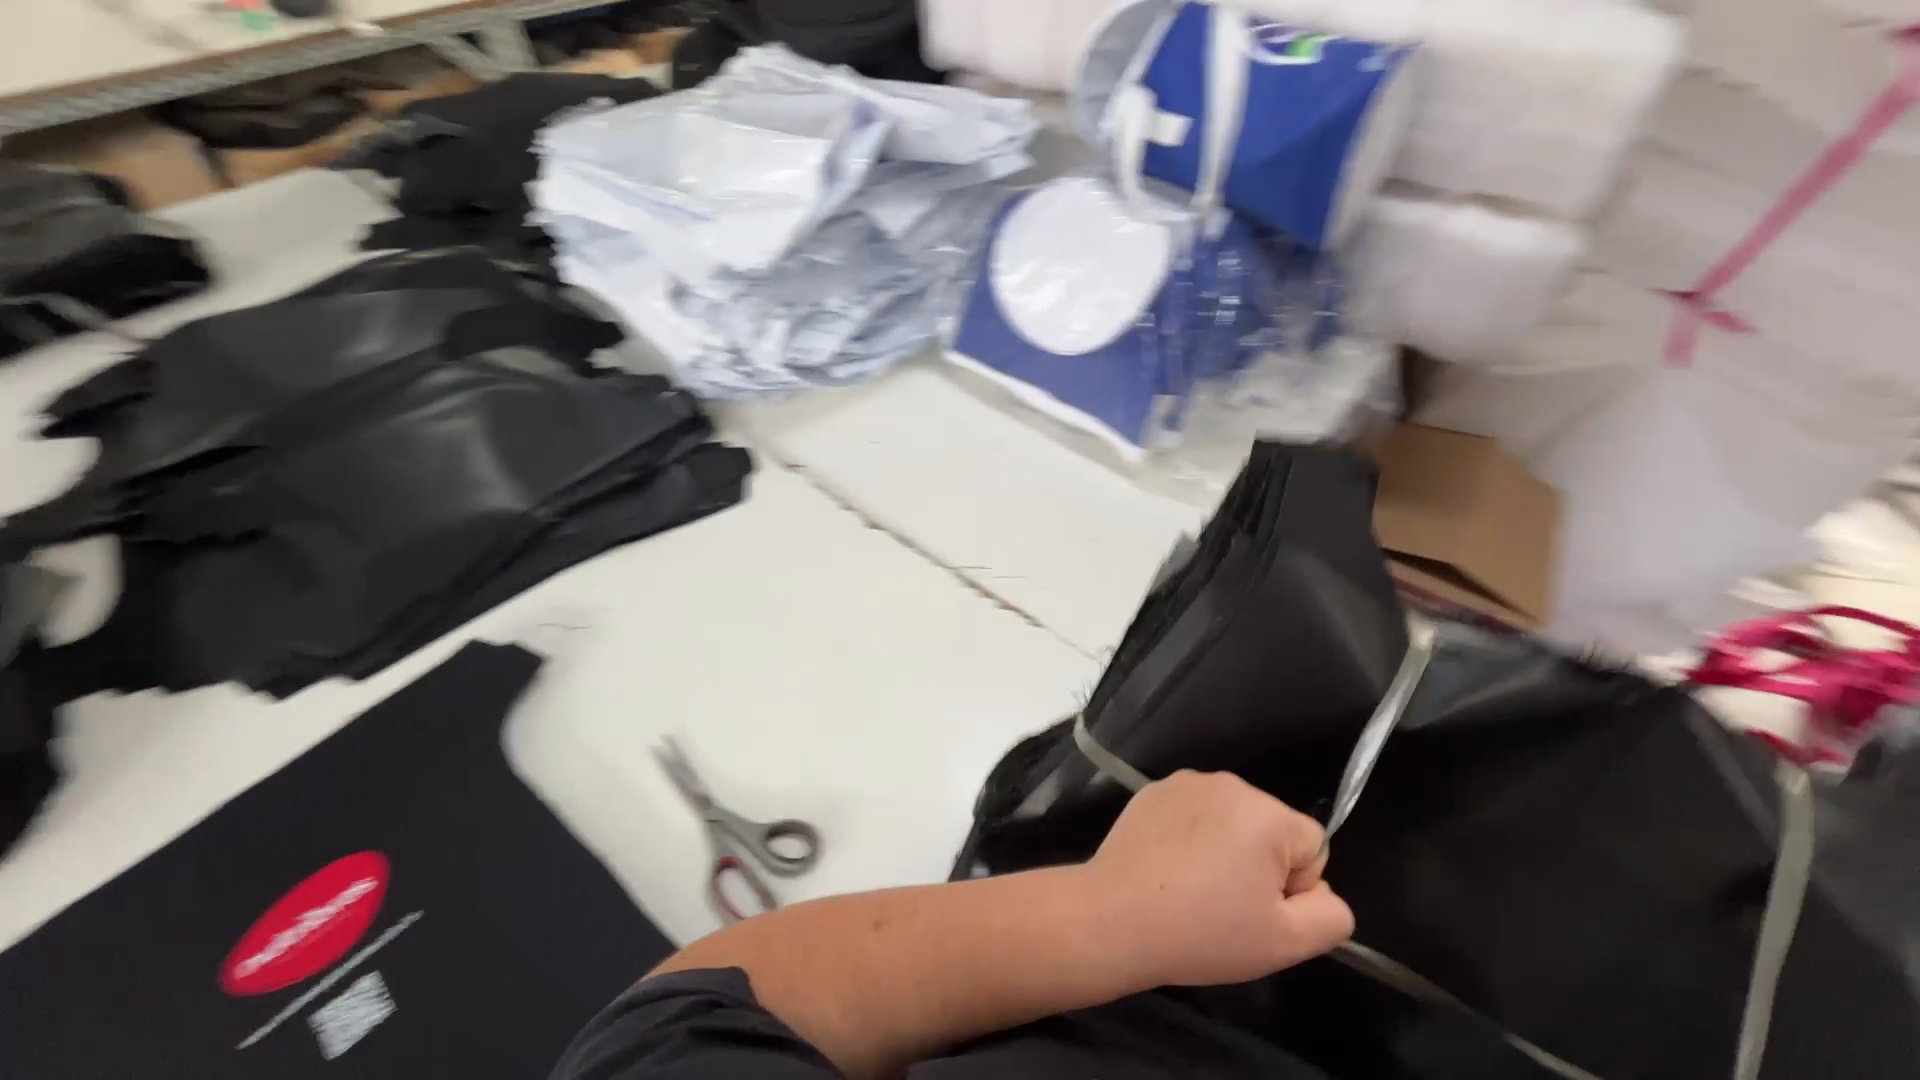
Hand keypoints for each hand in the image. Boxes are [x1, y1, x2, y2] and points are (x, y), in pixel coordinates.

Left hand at [1082, 770, 1353, 988]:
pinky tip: (1168, 869)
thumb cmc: (1205, 931)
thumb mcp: (1287, 943)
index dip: (1295, 887)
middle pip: (1270, 829)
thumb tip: (1322, 893)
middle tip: (1224, 903)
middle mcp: (1229, 784)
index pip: (1313, 847)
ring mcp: (1186, 783)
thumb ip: (1330, 916)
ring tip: (1192, 888)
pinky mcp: (1152, 791)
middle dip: (1259, 864)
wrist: (1116, 917)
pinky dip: (1189, 837)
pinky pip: (1193, 814)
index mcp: (1267, 813)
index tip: (1258, 909)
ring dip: (1224, 849)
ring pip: (1231, 821)